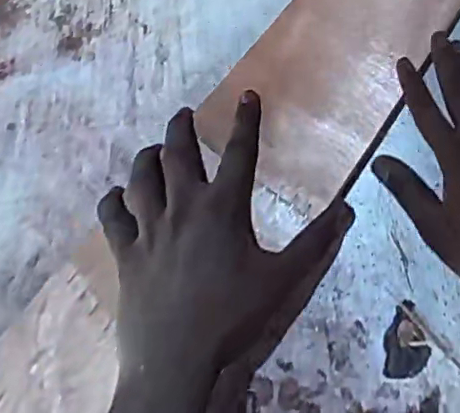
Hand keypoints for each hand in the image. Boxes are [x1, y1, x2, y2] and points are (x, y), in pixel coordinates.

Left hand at [100, 93, 354, 412]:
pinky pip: (112, 217)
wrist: (175, 365)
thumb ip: (315, 244)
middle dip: (181, 127)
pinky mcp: (126, 254)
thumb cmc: (231, 319)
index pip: (240, 151)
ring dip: (147, 156)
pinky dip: (113, 201)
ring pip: (141, 177)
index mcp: (223, 208)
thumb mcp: (281, 281)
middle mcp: (184, 207)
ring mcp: (150, 230)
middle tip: (184, 115)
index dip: (246, 119)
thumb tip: (347, 209)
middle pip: (177, 153)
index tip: (247, 94)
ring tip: (154, 148)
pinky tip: (118, 196)